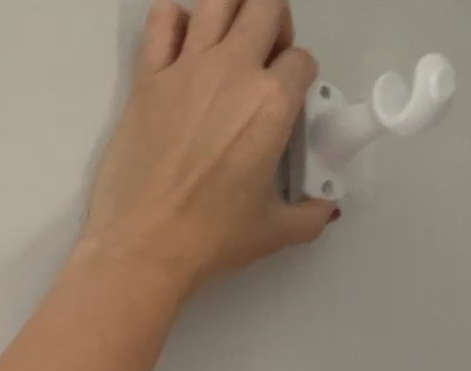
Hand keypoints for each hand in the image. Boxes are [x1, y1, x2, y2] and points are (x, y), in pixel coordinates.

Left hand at [76, 0, 337, 295]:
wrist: (144, 246)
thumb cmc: (211, 240)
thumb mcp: (272, 233)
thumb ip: (308, 216)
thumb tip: (327, 209)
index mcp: (272, 103)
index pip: (301, 61)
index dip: (299, 80)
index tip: (286, 106)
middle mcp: (233, 71)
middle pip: (267, 7)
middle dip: (274, 27)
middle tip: (263, 63)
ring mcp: (186, 69)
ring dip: (231, 11)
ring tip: (227, 44)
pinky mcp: (147, 78)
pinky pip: (161, 20)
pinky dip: (173, 21)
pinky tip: (179, 49)